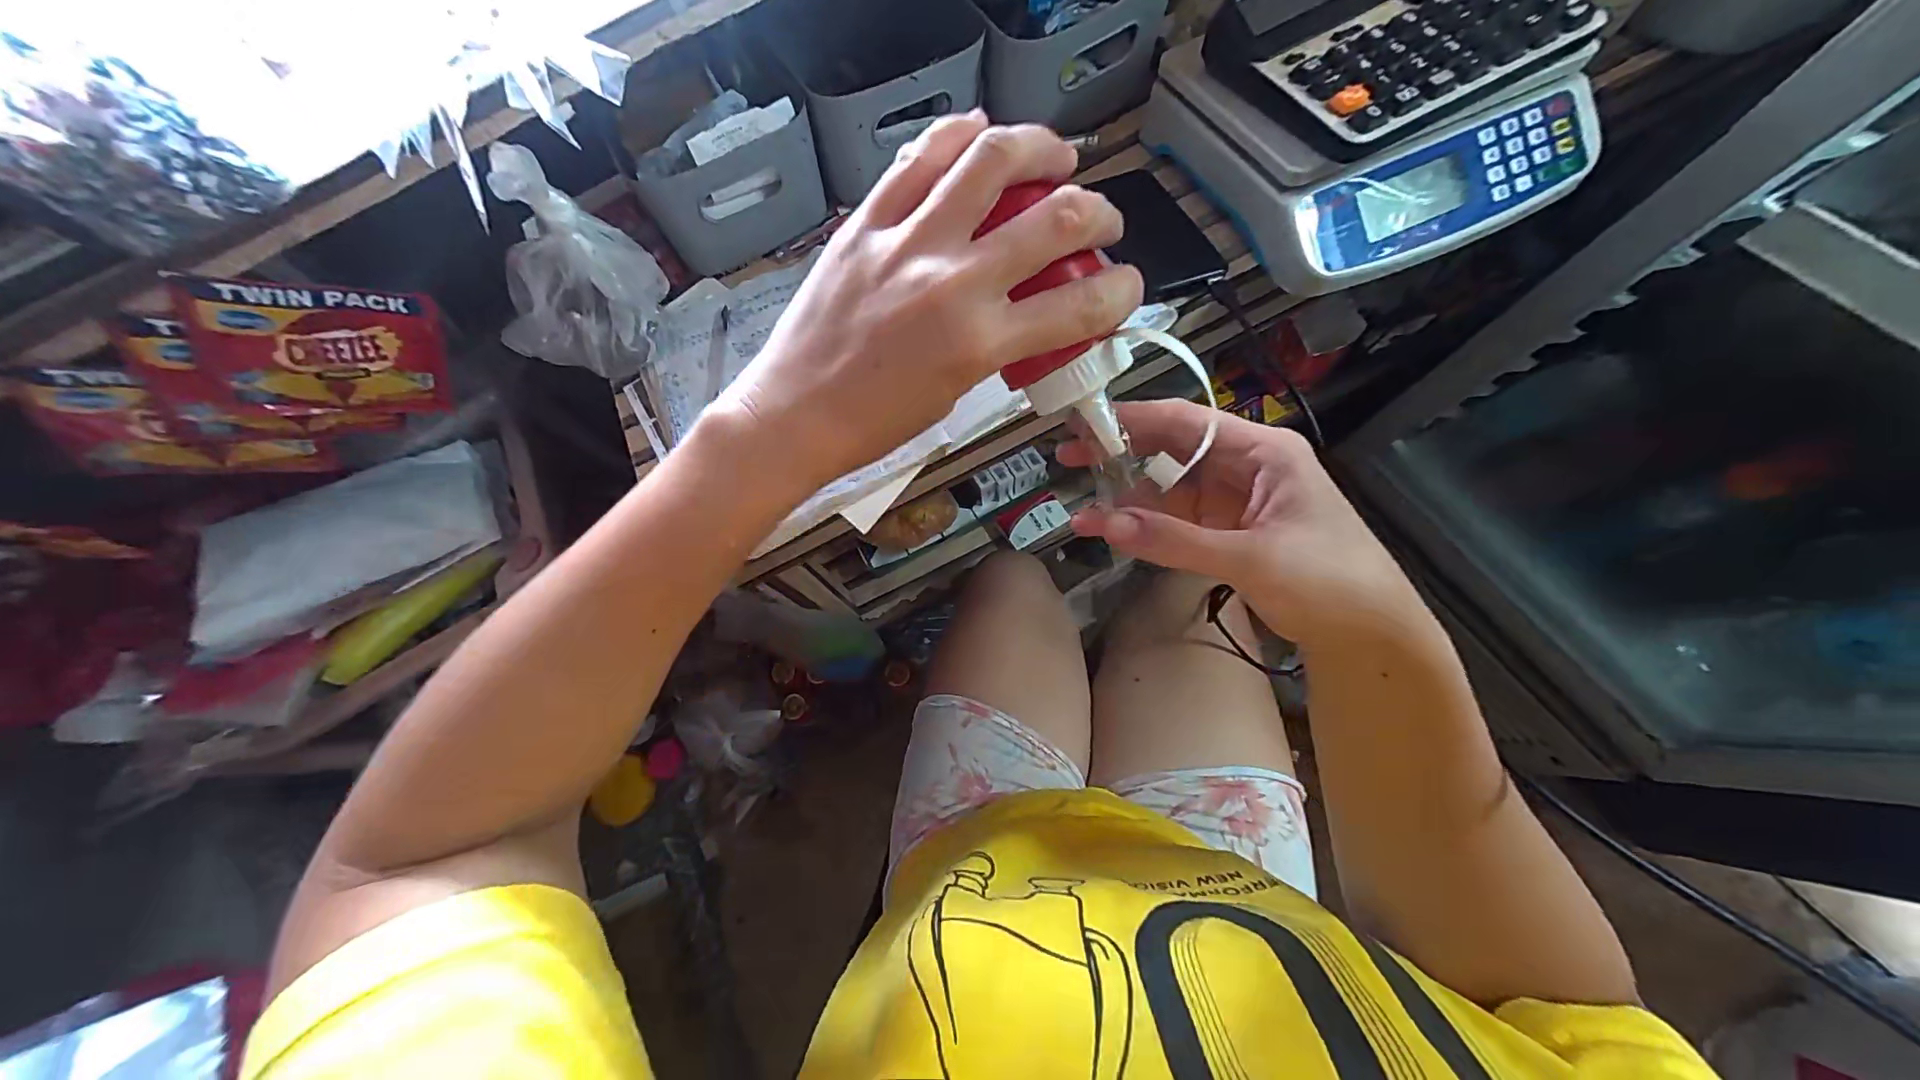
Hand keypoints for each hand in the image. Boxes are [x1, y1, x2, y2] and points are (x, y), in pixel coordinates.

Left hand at [706, 112, 1143, 494]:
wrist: (795, 414)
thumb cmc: (874, 421)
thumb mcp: (956, 393)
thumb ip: (998, 346)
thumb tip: (1024, 312)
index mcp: (980, 343)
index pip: (1080, 306)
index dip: (1123, 291)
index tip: (1128, 284)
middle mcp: (953, 283)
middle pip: (1056, 220)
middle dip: (1099, 213)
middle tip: (1102, 218)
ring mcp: (907, 243)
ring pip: (991, 160)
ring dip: (1040, 147)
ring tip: (1056, 154)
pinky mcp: (866, 223)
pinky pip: (919, 158)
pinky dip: (958, 134)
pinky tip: (978, 132)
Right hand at [1060, 399, 1431, 650]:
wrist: (1369, 633)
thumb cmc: (1330, 580)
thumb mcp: (1252, 557)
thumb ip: (1175, 540)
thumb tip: (1104, 523)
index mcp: (1263, 451)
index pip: (1186, 422)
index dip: (1132, 420)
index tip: (1084, 425)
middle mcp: (1244, 466)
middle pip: (1171, 450)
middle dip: (1121, 453)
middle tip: (1069, 457)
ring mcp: (1232, 500)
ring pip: (1168, 488)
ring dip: (1127, 499)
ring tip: (1082, 509)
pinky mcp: (1225, 531)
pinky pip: (1175, 520)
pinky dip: (1144, 526)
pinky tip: (1112, 530)